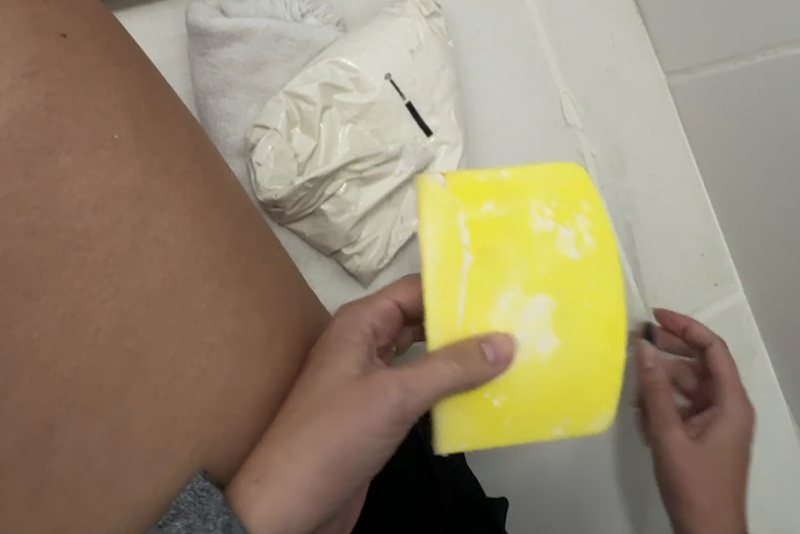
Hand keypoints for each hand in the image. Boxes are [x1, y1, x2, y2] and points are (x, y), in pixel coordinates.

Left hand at [226, 274, 513, 533]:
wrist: (288, 510)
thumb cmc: (333, 437)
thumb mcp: (396, 396)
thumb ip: (451, 368)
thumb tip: (506, 341)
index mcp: (361, 322)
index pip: (414, 290)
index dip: (453, 289)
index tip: (499, 291)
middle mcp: (365, 342)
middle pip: (420, 321)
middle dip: (461, 324)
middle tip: (512, 323)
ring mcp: (370, 380)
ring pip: (422, 357)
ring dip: (457, 359)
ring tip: (507, 355)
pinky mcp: (377, 415)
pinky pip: (419, 390)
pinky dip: (447, 389)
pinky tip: (480, 396)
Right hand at [637, 308, 754, 533]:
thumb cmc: (695, 486)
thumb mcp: (669, 435)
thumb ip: (655, 389)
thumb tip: (643, 345)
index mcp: (731, 402)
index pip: (713, 348)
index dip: (685, 327)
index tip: (655, 316)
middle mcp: (729, 406)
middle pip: (700, 363)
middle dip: (669, 352)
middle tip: (638, 342)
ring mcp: (718, 422)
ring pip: (688, 385)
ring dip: (661, 383)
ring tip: (636, 392)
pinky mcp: (706, 436)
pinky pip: (684, 406)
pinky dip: (664, 404)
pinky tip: (643, 415)